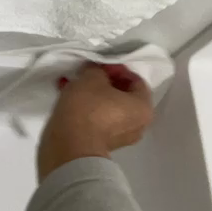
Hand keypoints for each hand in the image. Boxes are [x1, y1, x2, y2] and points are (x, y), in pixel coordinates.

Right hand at [36, 63, 153, 180]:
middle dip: (103, 82)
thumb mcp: (91, 77)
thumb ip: (96, 70)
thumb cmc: (88, 107)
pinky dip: (85, 109)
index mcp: (143, 107)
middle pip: (122, 96)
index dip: (117, 68)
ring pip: (107, 108)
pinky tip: (68, 99)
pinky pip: (96, 120)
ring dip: (92, 95)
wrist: (69, 145)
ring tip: (72, 85)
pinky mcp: (101, 144)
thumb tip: (94, 72)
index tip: (98, 65)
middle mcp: (137, 124)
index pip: (136, 80)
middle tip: (86, 74)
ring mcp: (119, 137)